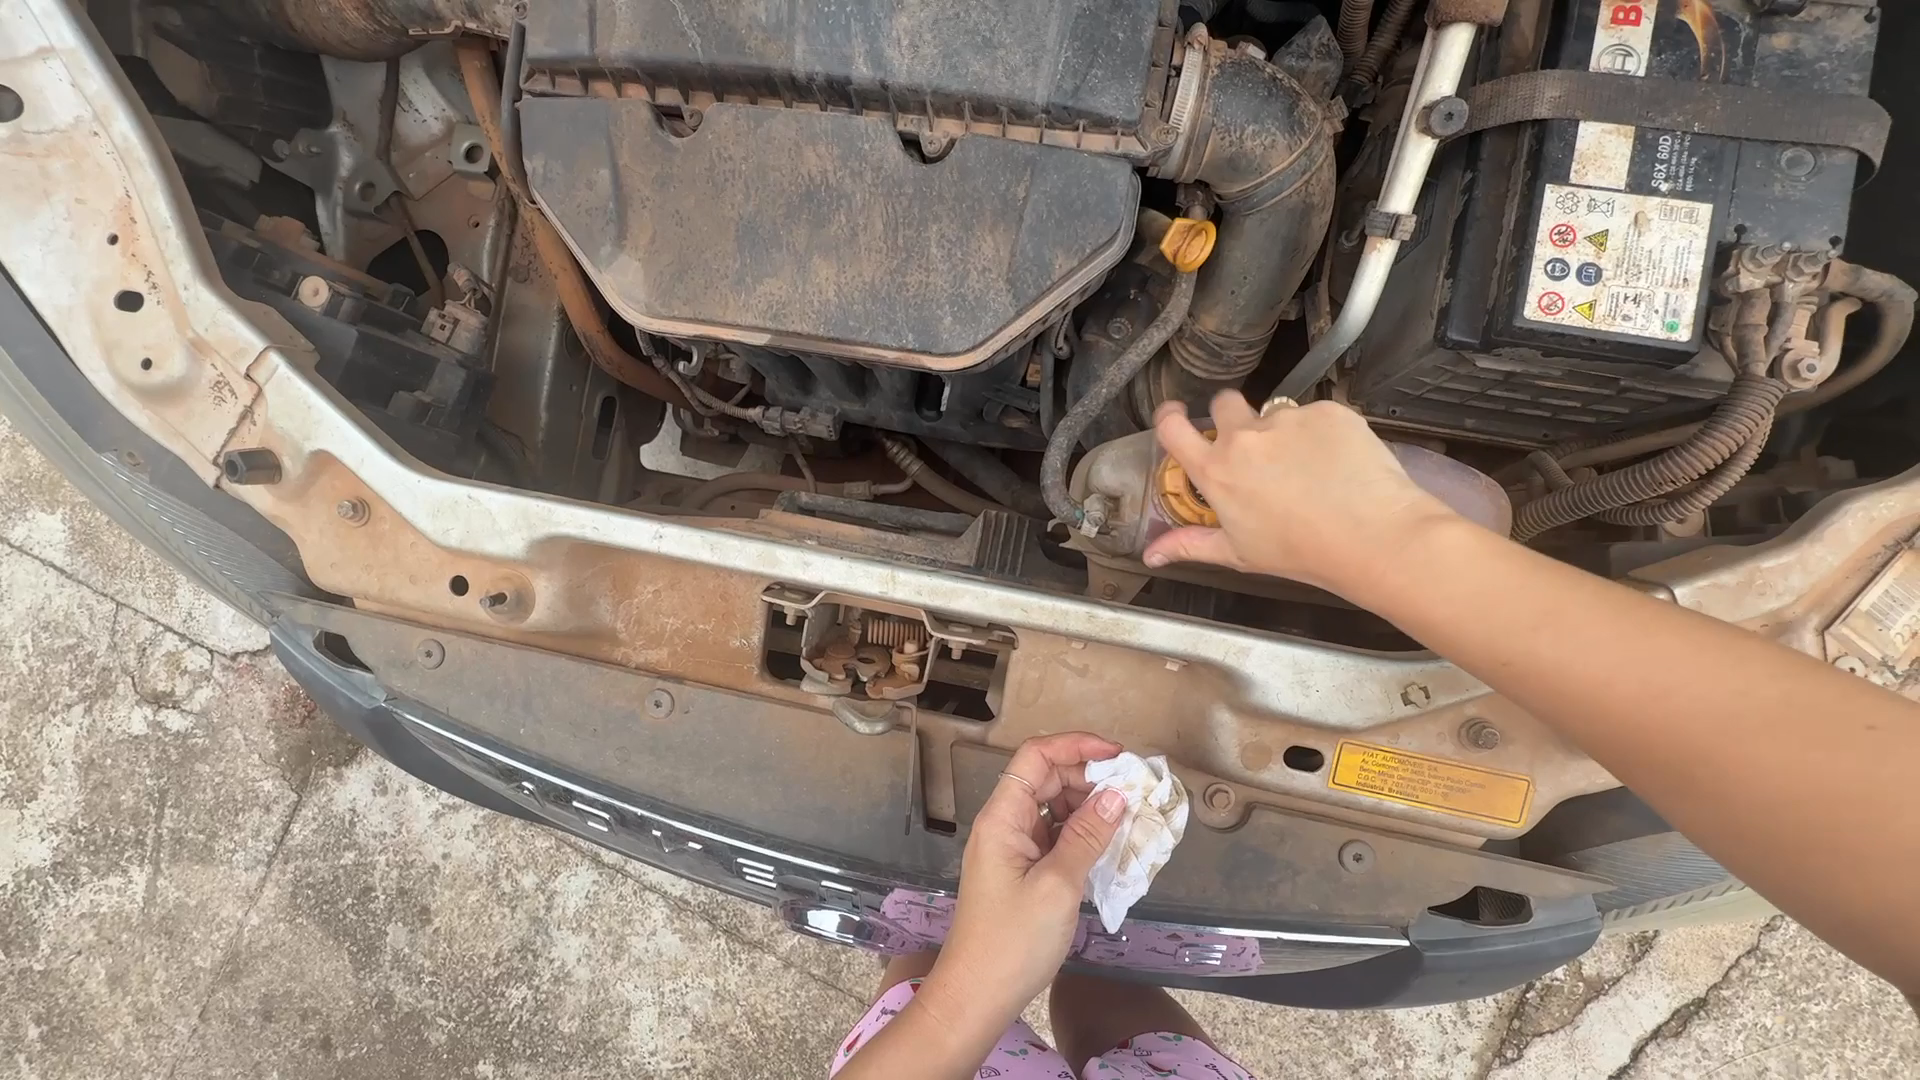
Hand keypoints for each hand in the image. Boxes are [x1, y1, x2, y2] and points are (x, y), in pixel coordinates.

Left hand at [922, 733, 1127, 1023]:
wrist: (976, 997)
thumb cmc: (1013, 941)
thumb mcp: (1058, 886)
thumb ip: (1087, 836)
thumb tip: (1117, 795)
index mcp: (1002, 816)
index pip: (1036, 756)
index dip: (1075, 745)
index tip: (1117, 755)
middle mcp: (1003, 822)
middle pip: (1045, 777)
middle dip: (1087, 776)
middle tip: (1131, 792)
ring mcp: (1011, 846)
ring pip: (1051, 805)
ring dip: (1086, 805)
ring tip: (1126, 816)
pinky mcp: (1021, 870)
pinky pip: (1052, 834)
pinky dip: (1079, 832)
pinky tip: (1107, 843)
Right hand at [1142, 393, 1460, 595]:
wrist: (1373, 536)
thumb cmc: (1300, 551)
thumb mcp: (1238, 552)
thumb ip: (1189, 545)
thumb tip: (1150, 555)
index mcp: (1216, 471)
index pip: (1173, 428)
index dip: (1169, 416)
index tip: (1175, 415)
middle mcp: (1245, 438)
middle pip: (1224, 402)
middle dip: (1232, 416)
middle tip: (1252, 444)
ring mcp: (1287, 419)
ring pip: (1275, 411)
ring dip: (1282, 430)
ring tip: (1306, 464)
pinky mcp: (1328, 411)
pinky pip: (1316, 414)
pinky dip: (1322, 433)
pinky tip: (1336, 461)